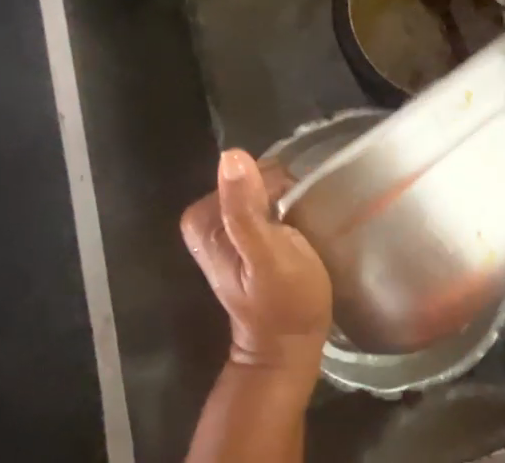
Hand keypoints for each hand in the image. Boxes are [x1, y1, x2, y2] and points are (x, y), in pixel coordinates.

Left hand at [180, 149, 332, 377]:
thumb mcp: (268, 256)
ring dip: (287, 204)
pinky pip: (266, 204)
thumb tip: (231, 156)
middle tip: (300, 228)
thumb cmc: (285, 304)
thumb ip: (245, 209)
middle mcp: (204, 216)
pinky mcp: (239, 236)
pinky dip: (284, 213)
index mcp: (202, 217)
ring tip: (302, 232)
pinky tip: (296, 235)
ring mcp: (221, 226)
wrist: (287, 348)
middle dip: (284, 195)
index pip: (251, 171)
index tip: (297, 217)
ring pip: (264, 189)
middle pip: (256, 178)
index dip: (282, 188)